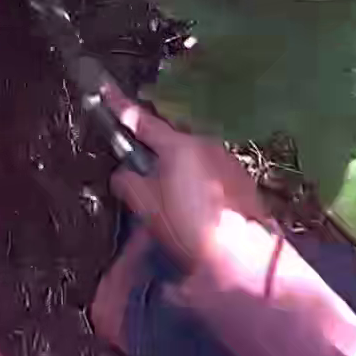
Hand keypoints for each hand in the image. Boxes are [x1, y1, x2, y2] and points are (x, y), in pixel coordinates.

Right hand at [101, 87, 264, 271]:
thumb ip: (126, 180)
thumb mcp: (145, 205)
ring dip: (176, 167)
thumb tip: (124, 174)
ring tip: (171, 198)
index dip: (118, 104)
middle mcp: (205, 144)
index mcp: (178, 145)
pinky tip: (197, 209)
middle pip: (168, 138)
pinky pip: (209, 171)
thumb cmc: (190, 229)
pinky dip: (197, 181)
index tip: (104, 89)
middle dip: (153, 149)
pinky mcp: (244, 182)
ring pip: (190, 156)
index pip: (140, 119)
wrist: (251, 266)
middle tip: (141, 173)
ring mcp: (229, 162)